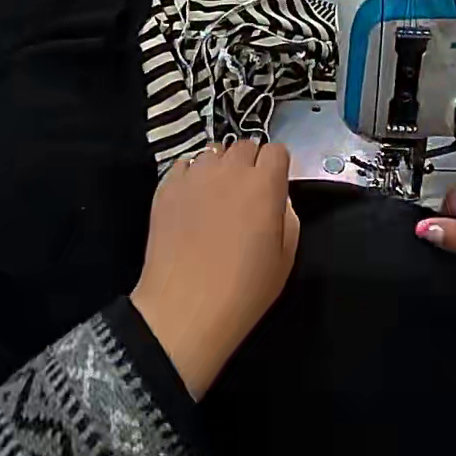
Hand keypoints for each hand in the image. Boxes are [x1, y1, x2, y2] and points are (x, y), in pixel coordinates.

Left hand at [131, 140, 297, 398]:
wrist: (184, 309)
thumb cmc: (244, 289)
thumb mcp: (286, 258)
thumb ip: (288, 217)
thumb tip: (278, 199)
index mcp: (264, 183)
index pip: (277, 150)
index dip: (278, 167)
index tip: (275, 186)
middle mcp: (230, 169)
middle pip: (246, 146)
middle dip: (251, 163)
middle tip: (247, 193)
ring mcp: (195, 175)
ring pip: (214, 152)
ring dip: (221, 167)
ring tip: (217, 195)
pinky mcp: (167, 186)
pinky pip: (185, 165)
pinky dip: (192, 176)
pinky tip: (192, 201)